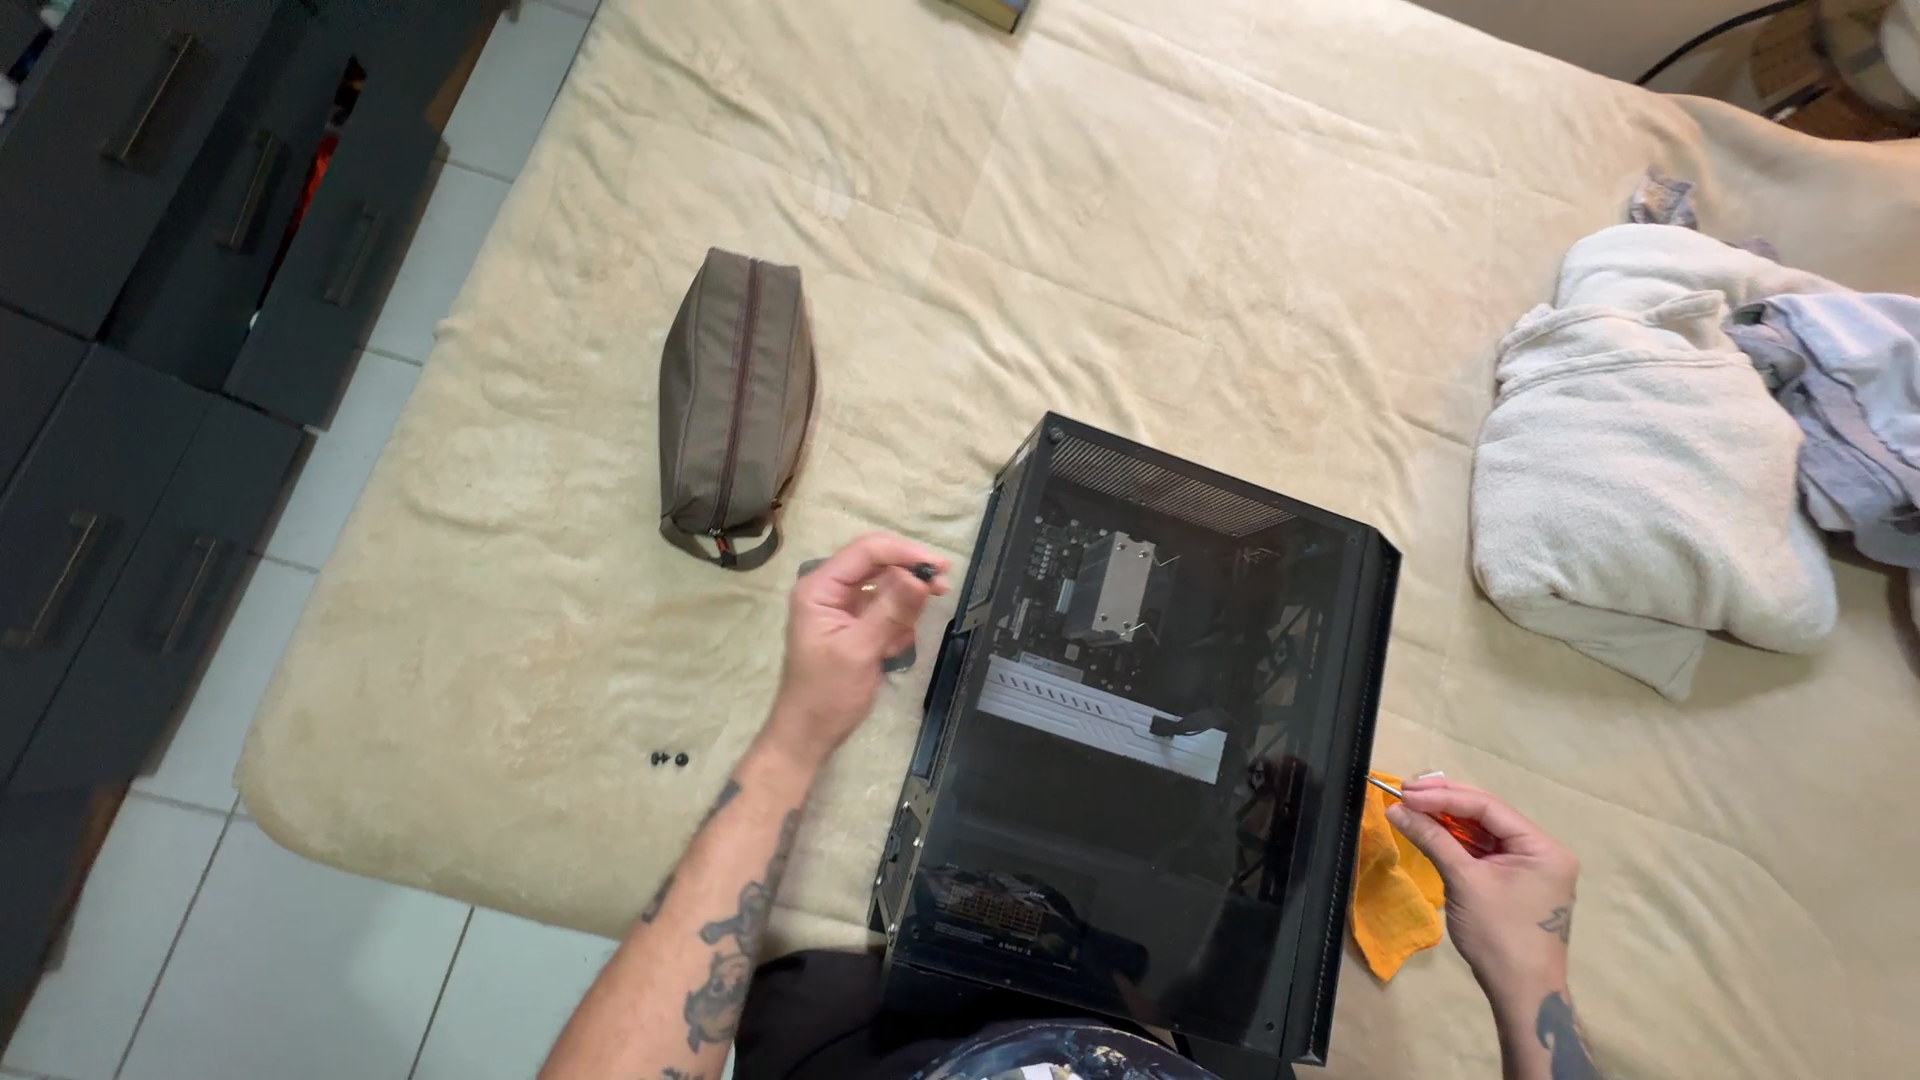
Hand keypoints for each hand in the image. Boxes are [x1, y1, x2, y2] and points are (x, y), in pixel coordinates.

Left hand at [765, 533, 949, 766]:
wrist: (810, 735)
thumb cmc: (826, 695)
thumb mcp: (860, 650)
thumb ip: (890, 610)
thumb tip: (921, 577)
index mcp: (820, 587)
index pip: (866, 550)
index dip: (905, 552)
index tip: (940, 566)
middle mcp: (831, 590)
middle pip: (880, 564)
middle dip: (910, 578)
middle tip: (943, 590)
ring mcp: (844, 607)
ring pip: (888, 587)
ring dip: (905, 609)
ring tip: (898, 642)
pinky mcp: (857, 624)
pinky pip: (888, 610)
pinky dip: (899, 626)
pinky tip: (891, 651)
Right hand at [1387, 776, 1578, 1004]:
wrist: (1521, 991)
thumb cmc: (1499, 934)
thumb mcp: (1463, 880)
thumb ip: (1431, 838)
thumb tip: (1394, 808)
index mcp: (1542, 848)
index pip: (1488, 807)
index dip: (1444, 796)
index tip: (1406, 793)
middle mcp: (1540, 850)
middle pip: (1485, 812)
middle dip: (1443, 801)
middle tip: (1405, 792)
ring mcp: (1526, 865)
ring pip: (1480, 828)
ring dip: (1444, 817)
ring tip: (1409, 806)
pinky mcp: (1510, 878)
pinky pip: (1479, 846)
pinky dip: (1452, 836)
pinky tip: (1427, 827)